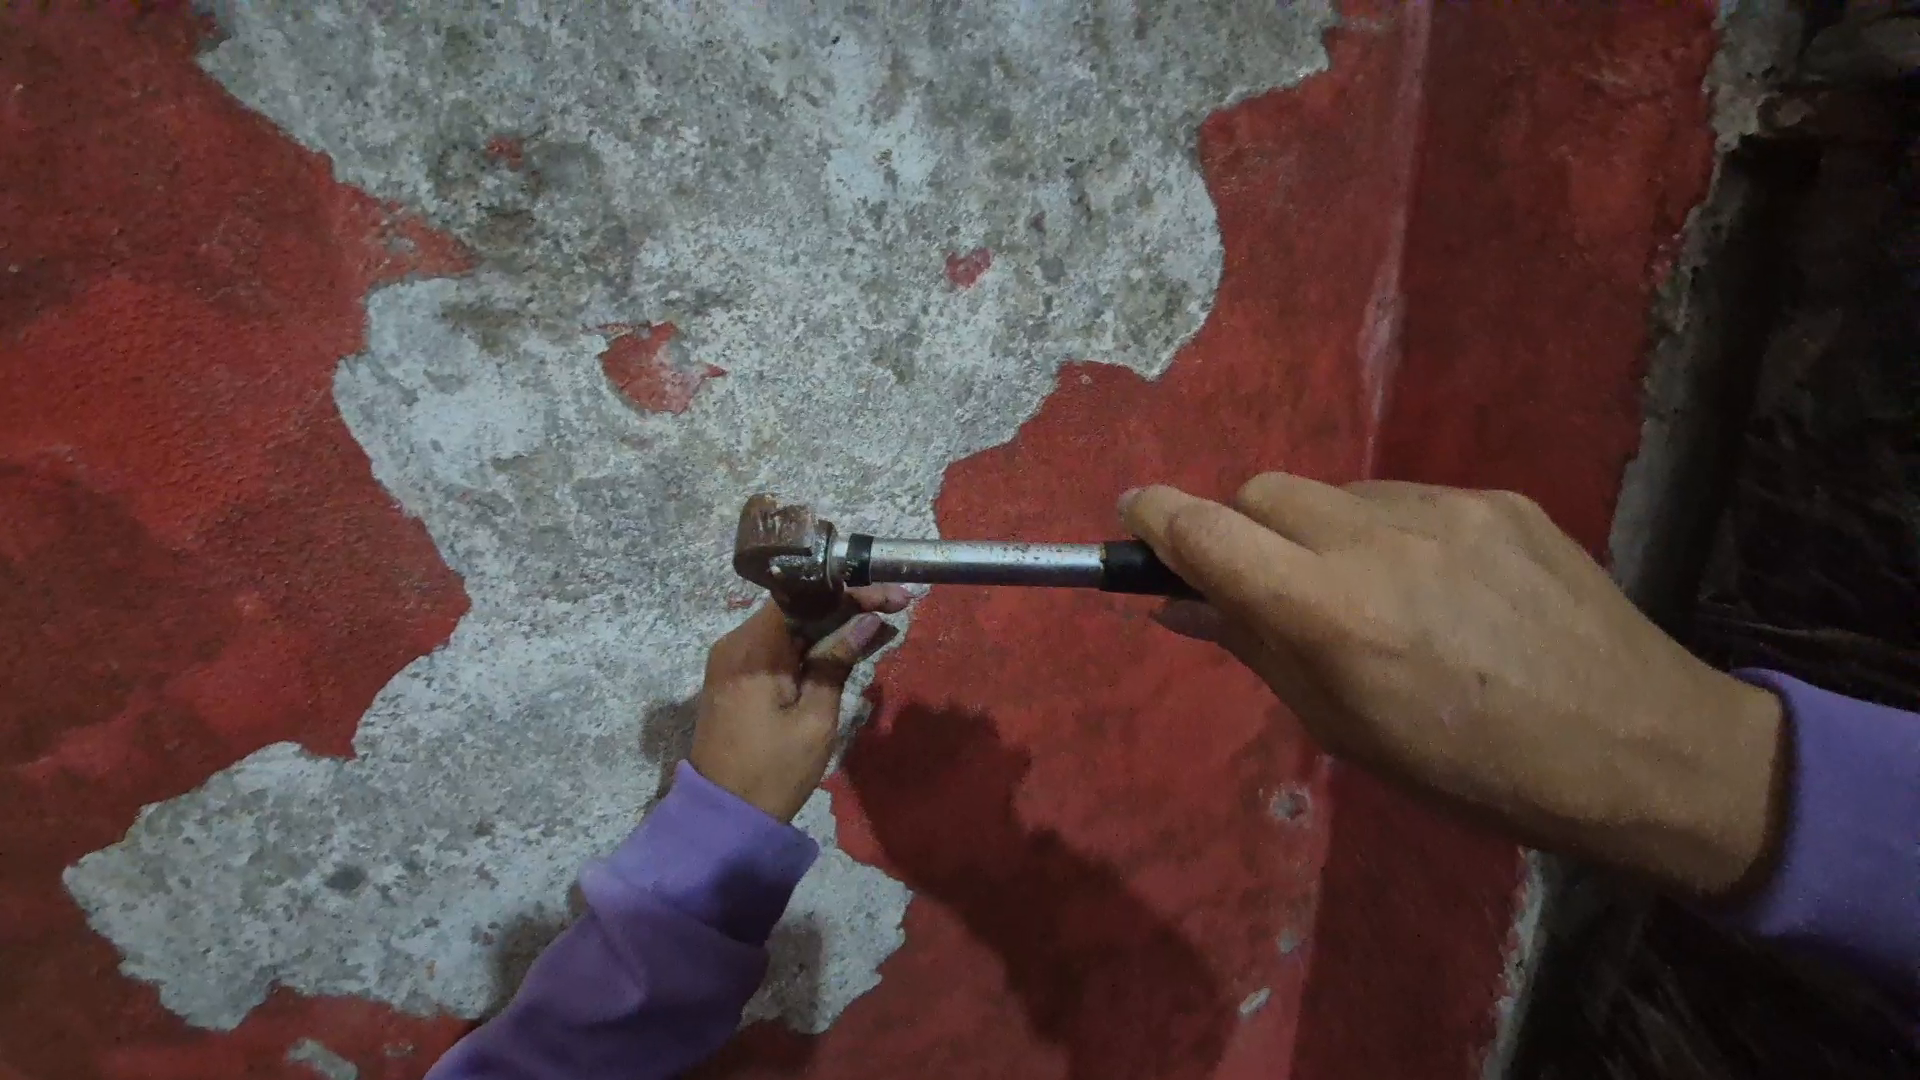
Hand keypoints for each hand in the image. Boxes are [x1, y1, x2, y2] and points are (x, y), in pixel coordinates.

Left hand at [691, 585, 910, 821]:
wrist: (723, 818)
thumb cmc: (773, 772)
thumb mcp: (814, 719)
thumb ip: (837, 663)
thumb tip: (868, 620)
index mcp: (753, 650)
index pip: (804, 597)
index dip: (849, 592)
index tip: (891, 596)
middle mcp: (736, 643)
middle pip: (797, 607)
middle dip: (847, 606)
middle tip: (895, 607)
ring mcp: (732, 658)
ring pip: (790, 625)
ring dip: (832, 625)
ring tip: (880, 625)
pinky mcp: (736, 674)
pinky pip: (778, 646)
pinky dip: (811, 644)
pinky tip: (846, 646)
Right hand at [1121, 474, 1787, 897]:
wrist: (1644, 748)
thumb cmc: (1464, 765)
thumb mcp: (1337, 724)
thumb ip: (1249, 646)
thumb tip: (1176, 604)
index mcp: (1327, 611)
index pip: (1204, 532)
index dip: (1154, 516)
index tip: (1135, 515)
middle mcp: (1373, 540)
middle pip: (1258, 491)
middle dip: (1242, 528)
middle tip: (1271, 580)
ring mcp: (1442, 507)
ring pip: (1328, 491)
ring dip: (1315, 530)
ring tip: (1368, 588)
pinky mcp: (1495, 496)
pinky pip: (1399, 496)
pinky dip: (1383, 530)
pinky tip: (1433, 580)